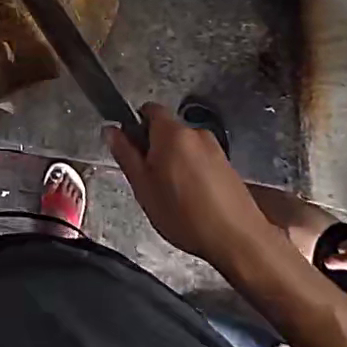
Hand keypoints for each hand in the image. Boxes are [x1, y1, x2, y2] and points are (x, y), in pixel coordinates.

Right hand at [104, 103, 272, 267]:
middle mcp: (196, 133)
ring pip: (183, 147)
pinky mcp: (226, 164)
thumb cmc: (184, 214)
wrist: (235, 237)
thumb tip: (111, 131)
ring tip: (170, 195)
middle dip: (153, 149)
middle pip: (166, 130)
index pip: (149, 109)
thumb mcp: (143, 186)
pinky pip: (200, 160)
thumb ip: (126, 154)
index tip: (130, 147)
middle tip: (147, 180)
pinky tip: (190, 200)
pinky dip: (191, 173)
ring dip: (173, 162)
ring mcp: (214, 148)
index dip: (135, 125)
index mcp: (172, 133)